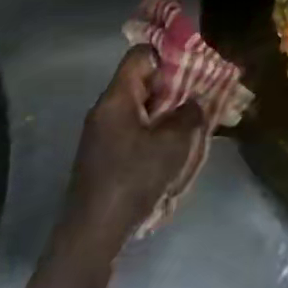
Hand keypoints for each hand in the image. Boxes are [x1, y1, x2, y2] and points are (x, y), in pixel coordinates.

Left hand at [60, 45, 206, 246]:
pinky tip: (165, 150)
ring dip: (161, 112)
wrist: (92, 233)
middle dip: (169, 87)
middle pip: (139, 81)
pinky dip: (149, 130)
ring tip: (186, 125)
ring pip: (136, 106)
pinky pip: (129, 128)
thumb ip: (189, 114)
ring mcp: (99, 132)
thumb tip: (195, 101)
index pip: (140, 55)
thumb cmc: (132, 178)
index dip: (167, 56)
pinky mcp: (100, 155)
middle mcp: (104, 108)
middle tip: (195, 99)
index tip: (190, 70)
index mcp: (117, 97)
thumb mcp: (172, 144)